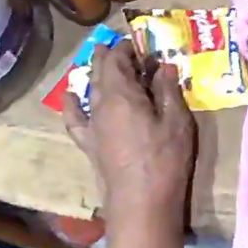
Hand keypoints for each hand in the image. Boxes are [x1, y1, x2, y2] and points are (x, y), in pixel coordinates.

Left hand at [64, 40, 194, 225]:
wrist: (141, 204)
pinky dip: (72, 104)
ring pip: (89, 90)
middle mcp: (100, 105)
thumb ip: (168, 90)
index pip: (118, 60)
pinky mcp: (89, 144)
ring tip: (98, 60)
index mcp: (121, 94)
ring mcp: (92, 125)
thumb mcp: (176, 121)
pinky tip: (71, 96)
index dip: (127, 48)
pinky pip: (75, 118)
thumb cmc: (164, 160)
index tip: (140, 43)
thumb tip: (164, 65)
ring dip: (94, 73)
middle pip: (100, 72)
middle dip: (109, 56)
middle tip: (118, 45)